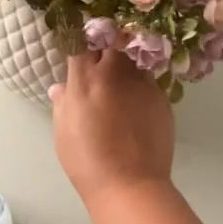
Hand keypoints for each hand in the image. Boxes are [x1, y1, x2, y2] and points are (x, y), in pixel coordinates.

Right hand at [48, 49, 174, 203]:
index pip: (81, 40)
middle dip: (106, 42)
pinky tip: (136, 103)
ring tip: (121, 77)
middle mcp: (115, 72)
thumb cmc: (86, 159)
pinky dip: (140, 84)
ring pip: (134, 56)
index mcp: (85, 78)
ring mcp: (142, 83)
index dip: (79, 39)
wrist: (130, 184)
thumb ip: (62, 103)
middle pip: (112, 39)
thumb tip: (60, 88)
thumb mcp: (63, 130)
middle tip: (102, 55)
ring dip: (126, 59)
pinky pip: (149, 80)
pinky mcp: (162, 97)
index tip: (79, 46)